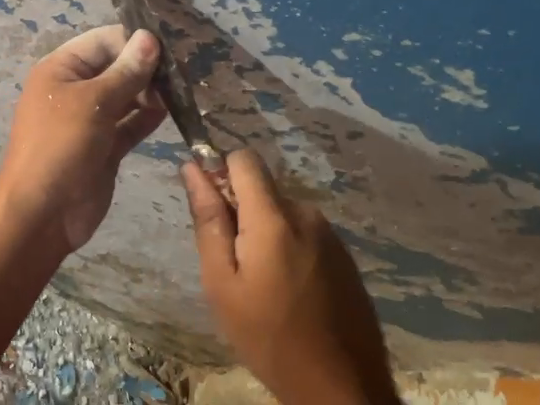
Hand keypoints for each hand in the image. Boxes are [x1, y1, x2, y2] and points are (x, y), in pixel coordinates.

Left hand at [0, 26, 167, 254]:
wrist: (41, 214)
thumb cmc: (60, 146)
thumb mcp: (93, 103)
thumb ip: (125, 72)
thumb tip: (149, 37)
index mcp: (61, 69)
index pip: (101, 41)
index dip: (133, 40)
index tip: (171, 44)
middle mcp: (75, 88)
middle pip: (116, 66)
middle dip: (147, 66)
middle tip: (187, 68)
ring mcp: (91, 118)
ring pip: (126, 95)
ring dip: (152, 91)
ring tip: (187, 88)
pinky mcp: (106, 145)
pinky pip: (130, 123)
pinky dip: (149, 116)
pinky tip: (175, 110)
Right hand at [183, 151, 399, 404]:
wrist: (341, 391)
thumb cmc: (269, 337)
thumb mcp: (221, 283)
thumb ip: (208, 220)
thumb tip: (192, 169)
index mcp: (274, 218)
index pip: (244, 159)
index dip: (221, 172)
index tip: (212, 207)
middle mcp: (307, 215)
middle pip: (263, 188)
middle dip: (242, 211)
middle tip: (234, 262)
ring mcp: (331, 236)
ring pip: (284, 212)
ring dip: (267, 232)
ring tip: (263, 283)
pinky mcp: (346, 258)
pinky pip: (306, 234)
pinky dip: (290, 249)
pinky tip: (290, 292)